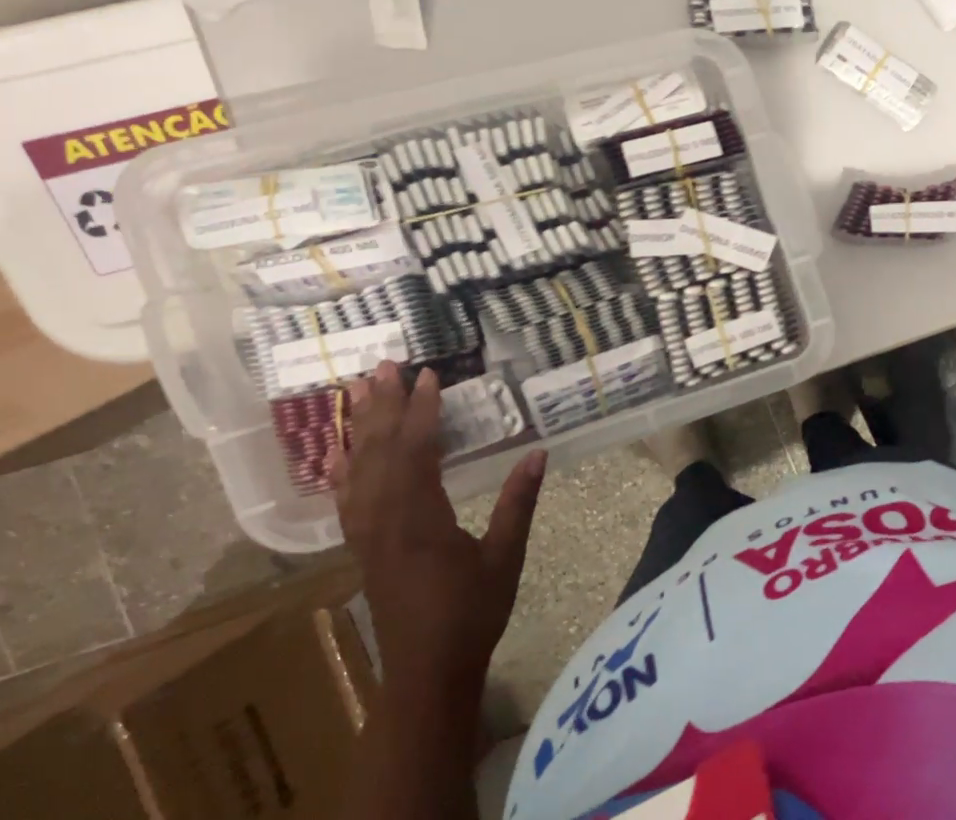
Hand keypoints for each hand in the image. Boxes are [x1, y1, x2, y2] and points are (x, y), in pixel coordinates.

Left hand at [329, 361, 546, 692]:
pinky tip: (338, 452)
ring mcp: (367, 533)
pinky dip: (341, 469)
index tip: (429, 376)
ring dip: (358, 429)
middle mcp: (383, 520)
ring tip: (356, 392)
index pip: (417, 452)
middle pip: (378, 452)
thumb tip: (538, 453)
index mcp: (419, 519)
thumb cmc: (472, 611)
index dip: (423, 412)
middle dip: (382, 407)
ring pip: (356, 470)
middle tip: (383, 366)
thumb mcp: (505, 556)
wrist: (427, 668)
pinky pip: (346, 498)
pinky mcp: (363, 546)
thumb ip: (518, 503)